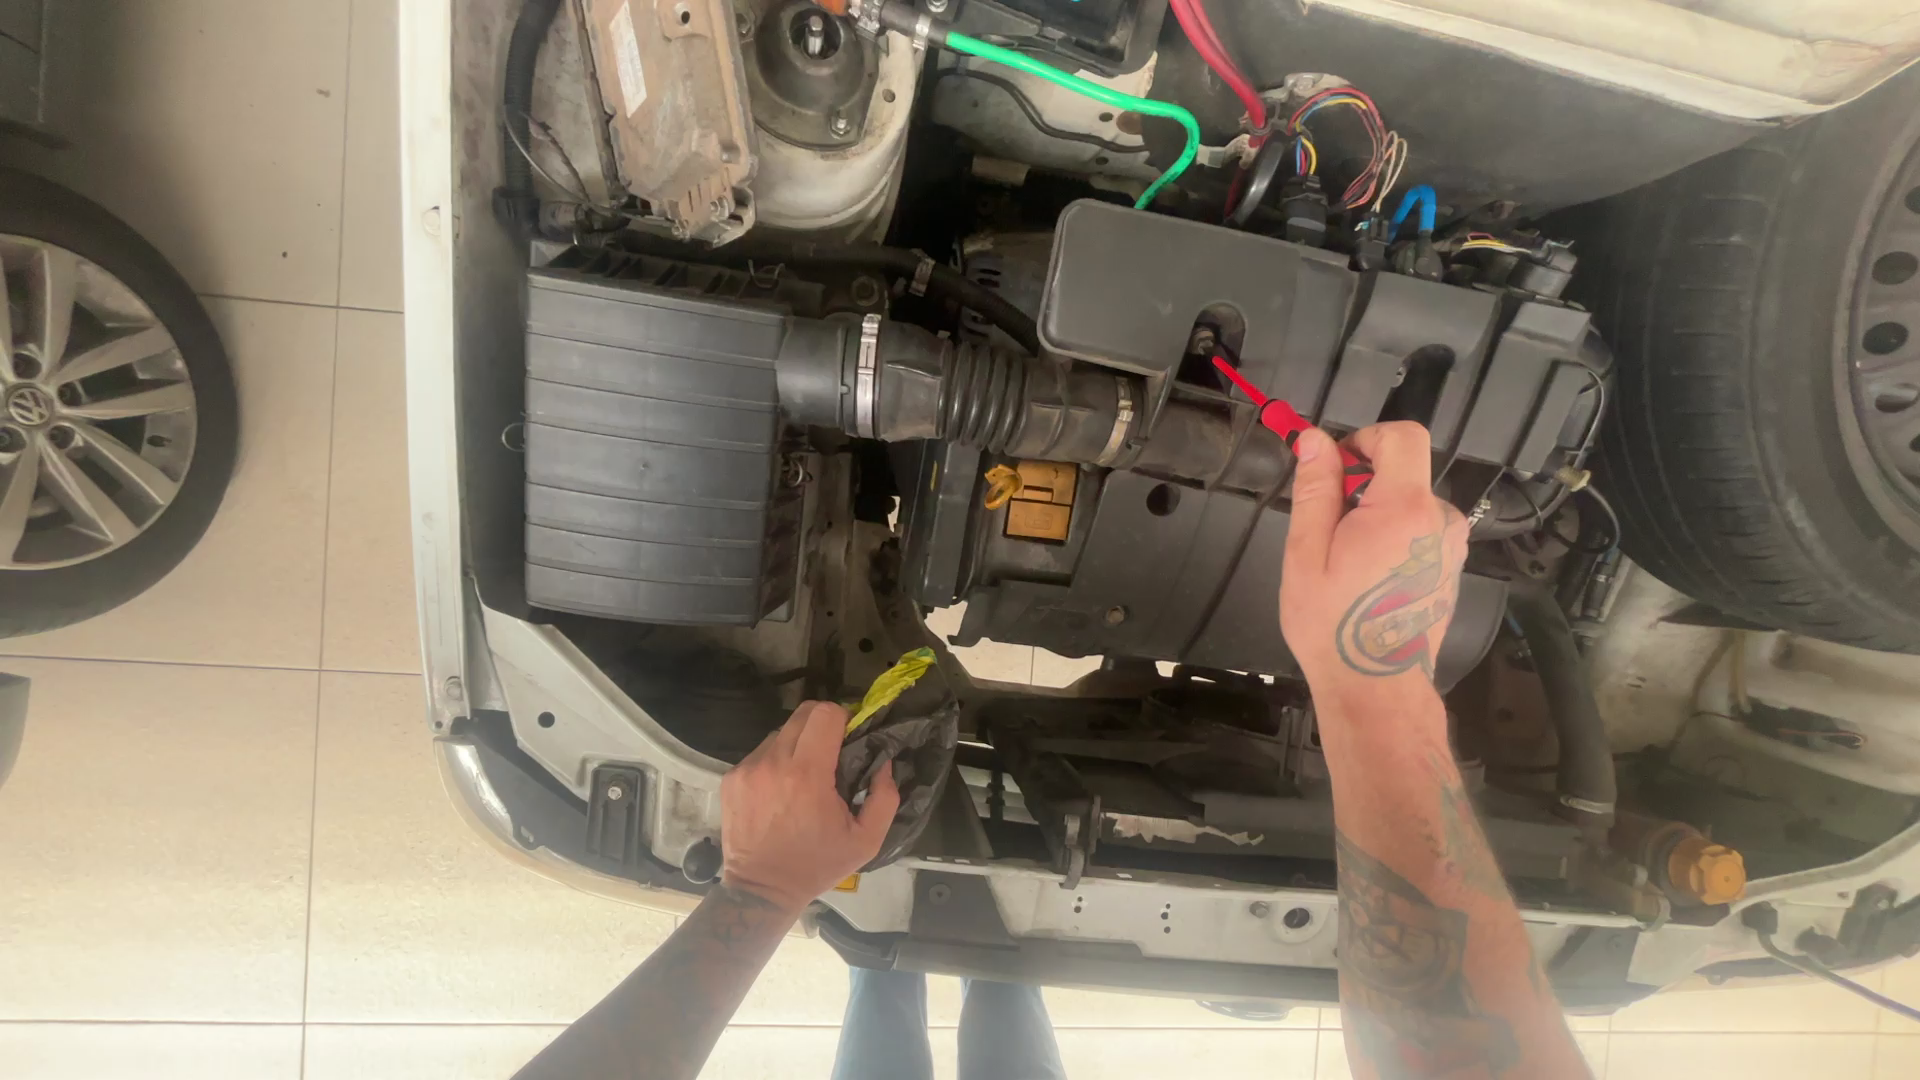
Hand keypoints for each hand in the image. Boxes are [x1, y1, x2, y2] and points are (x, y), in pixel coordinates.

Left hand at [719, 700, 901, 915]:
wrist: (760, 892)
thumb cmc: (816, 865)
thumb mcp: (866, 841)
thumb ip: (885, 797)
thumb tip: (884, 762)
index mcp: (808, 775)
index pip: (826, 713)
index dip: (843, 718)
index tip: (849, 738)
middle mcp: (774, 763)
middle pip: (803, 712)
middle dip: (822, 724)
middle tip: (831, 750)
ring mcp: (749, 769)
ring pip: (782, 731)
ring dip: (798, 742)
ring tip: (804, 773)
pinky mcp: (732, 777)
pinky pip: (762, 751)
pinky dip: (776, 760)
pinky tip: (782, 787)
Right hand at [1280, 421, 1467, 695]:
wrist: (1374, 686)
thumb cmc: (1331, 620)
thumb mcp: (1306, 551)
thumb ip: (1315, 489)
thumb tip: (1314, 439)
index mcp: (1404, 508)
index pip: (1401, 437)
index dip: (1363, 439)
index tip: (1332, 468)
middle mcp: (1440, 519)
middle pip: (1403, 472)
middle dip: (1361, 485)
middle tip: (1325, 529)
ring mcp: (1452, 546)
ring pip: (1408, 503)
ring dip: (1375, 514)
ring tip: (1344, 561)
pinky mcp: (1450, 567)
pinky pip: (1419, 531)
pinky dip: (1391, 537)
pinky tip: (1366, 577)